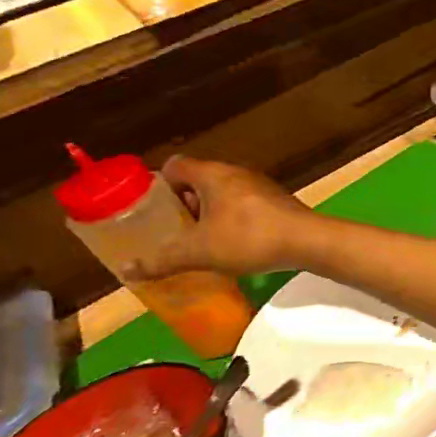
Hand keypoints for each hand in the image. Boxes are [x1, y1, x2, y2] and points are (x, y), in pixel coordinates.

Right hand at [125, 156, 318, 280]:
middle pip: (198, 180)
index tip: (152, 212)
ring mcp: (260, 185)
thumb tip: (126, 270)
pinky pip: (245, 205)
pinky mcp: (277, 201)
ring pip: (223, 194)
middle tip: (175, 232)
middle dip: (184, 204)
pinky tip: (234, 245)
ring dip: (210, 214)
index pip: (175, 166)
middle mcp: (236, 172)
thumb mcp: (200, 252)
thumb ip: (162, 260)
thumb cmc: (249, 238)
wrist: (308, 241)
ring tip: (202, 242)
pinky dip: (233, 220)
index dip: (159, 186)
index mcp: (213, 174)